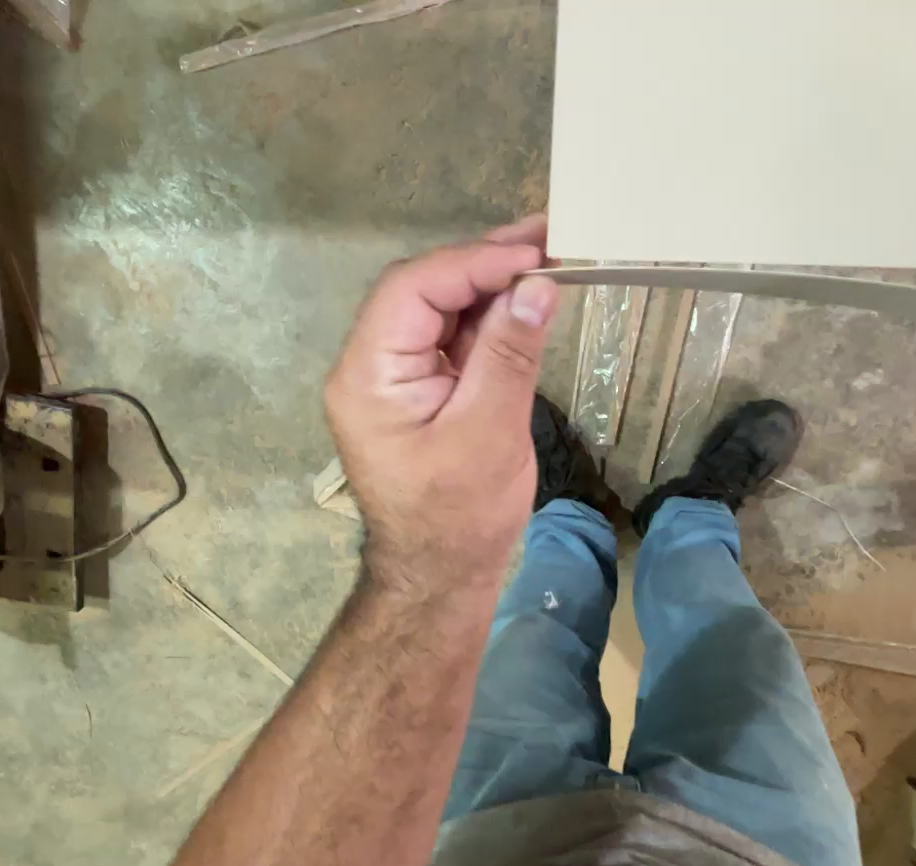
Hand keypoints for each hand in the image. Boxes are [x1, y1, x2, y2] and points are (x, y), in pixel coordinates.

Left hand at [325, 216, 560, 594]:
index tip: (534, 254)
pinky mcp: (421, 394)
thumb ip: (509, 355)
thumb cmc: (459, 519)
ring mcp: (396, 380)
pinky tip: (526, 304)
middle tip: (547, 239)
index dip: (472, 263)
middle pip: (422, 293)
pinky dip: (490, 322)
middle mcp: (372, 368)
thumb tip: (538, 285)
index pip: (412, 291)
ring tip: (547, 260)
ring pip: (439, 313)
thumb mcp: (488, 434)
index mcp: (368, 377)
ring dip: (490, 288)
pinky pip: (452, 343)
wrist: (442, 576)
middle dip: (483, 265)